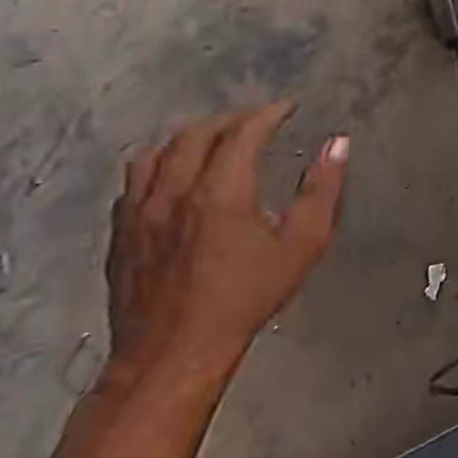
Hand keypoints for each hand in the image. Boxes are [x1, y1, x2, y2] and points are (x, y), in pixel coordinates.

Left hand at [106, 102, 348, 383]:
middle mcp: (172, 194)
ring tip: (216, 137)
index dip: (267, 114)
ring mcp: (138, 213)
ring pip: (155, 152)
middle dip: (231, 119)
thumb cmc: (248, 296)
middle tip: (259, 118)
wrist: (175, 349)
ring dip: (189, 136)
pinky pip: (133, 180)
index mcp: (219, 193)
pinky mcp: (120, 232)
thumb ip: (321, 190)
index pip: (241, 134)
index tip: (288, 108)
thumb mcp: (302, 244)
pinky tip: (176, 173)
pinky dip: (160, 162)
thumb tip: (337, 145)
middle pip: (194, 135)